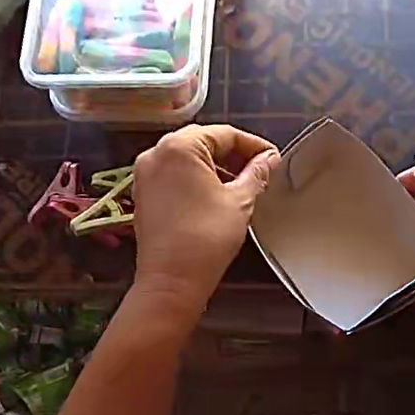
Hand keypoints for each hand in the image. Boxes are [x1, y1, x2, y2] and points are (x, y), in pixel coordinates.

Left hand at [130, 125, 279, 312]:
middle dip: (233, 155)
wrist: (170, 280)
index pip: (225, 134)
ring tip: (240, 186)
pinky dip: (194, 180)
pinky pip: (172, 176)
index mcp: (179, 146)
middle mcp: (155, 153)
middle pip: (202, 142)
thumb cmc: (206, 239)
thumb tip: (268, 160)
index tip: (273, 160)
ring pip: (186, 159)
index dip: (253, 145)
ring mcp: (144, 175)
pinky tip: (214, 197)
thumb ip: (256, 174)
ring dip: (214, 167)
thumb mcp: (239, 201)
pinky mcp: (142, 195)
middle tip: (259, 172)